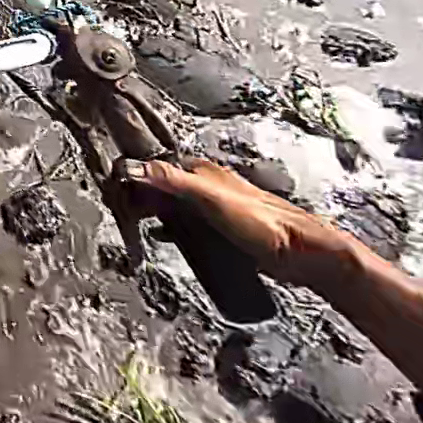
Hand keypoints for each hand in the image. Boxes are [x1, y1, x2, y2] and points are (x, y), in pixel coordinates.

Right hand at [133, 156, 422, 393]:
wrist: (308, 257)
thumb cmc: (263, 226)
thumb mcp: (210, 199)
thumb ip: (170, 180)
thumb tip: (130, 166)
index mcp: (197, 169)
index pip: (149, 166)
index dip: (128, 180)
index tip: (114, 199)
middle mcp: (203, 180)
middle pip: (155, 183)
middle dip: (135, 197)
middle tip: (123, 218)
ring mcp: (212, 202)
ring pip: (168, 202)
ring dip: (150, 212)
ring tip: (138, 230)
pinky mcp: (221, 224)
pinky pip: (182, 220)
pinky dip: (167, 226)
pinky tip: (166, 240)